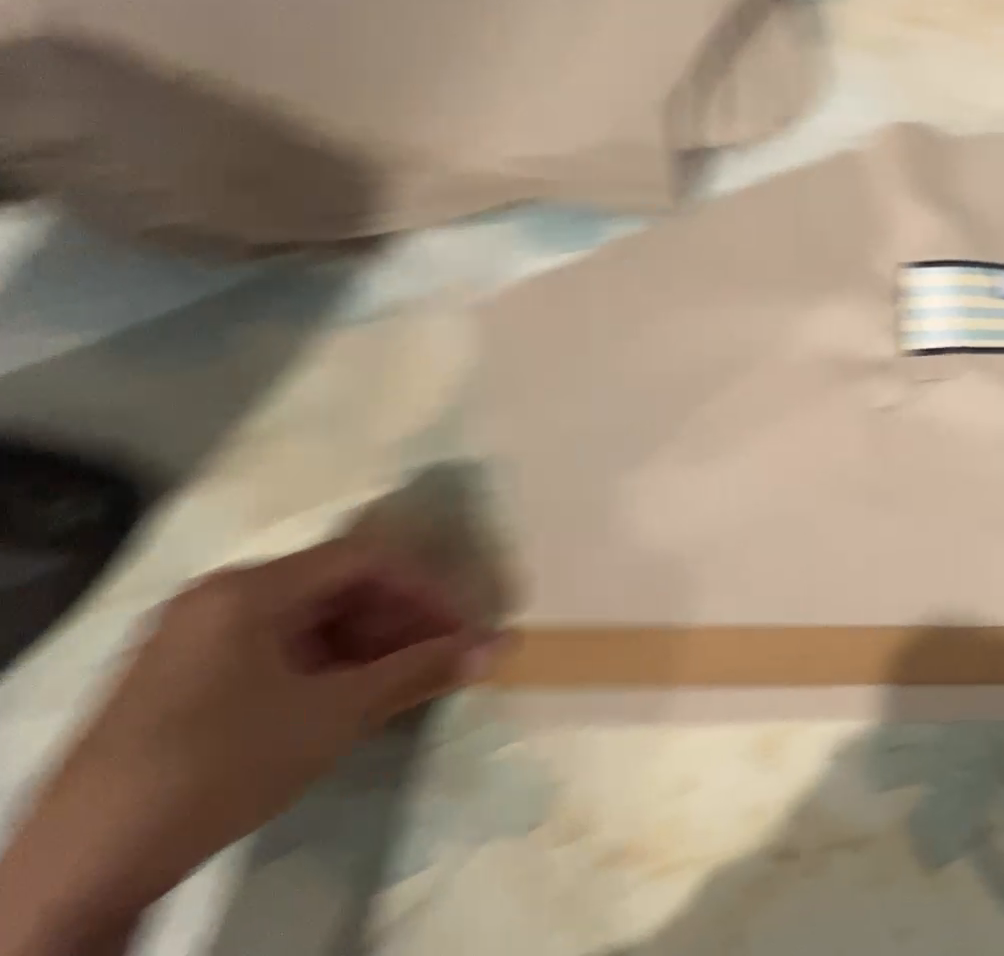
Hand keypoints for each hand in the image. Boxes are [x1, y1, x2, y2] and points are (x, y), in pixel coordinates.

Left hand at [0, 538, 495, 952]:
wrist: (87, 860)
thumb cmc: (223, 764)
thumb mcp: (337, 715)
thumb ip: (421, 671)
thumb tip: (500, 645)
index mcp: (249, 589)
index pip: (365, 560)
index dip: (428, 590)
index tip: (466, 631)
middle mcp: (219, 597)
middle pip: (336, 586)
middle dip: (400, 620)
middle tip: (443, 658)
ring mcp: (194, 636)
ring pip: (308, 619)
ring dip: (368, 644)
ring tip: (406, 682)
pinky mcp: (183, 676)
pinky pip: (275, 648)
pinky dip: (326, 664)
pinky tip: (351, 698)